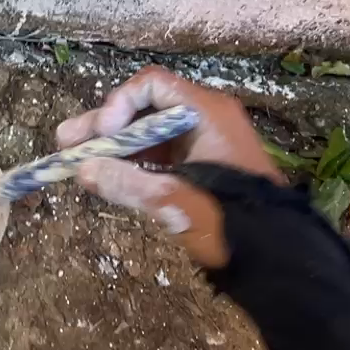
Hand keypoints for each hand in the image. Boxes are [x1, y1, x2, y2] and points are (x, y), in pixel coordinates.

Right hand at [54, 67, 282, 268]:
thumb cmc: (232, 222)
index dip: (119, 103)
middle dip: (104, 126)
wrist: (282, 262)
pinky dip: (132, 161)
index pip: (151, 86)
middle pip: (143, 109)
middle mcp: (204, 119)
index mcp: (206, 114)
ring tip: (75, 159)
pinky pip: (158, 153)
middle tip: (66, 141)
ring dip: (113, 145)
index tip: (102, 134)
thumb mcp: (176, 201)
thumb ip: (128, 183)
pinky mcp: (200, 166)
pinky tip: (106, 174)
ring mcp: (203, 142)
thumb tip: (81, 170)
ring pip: (147, 133)